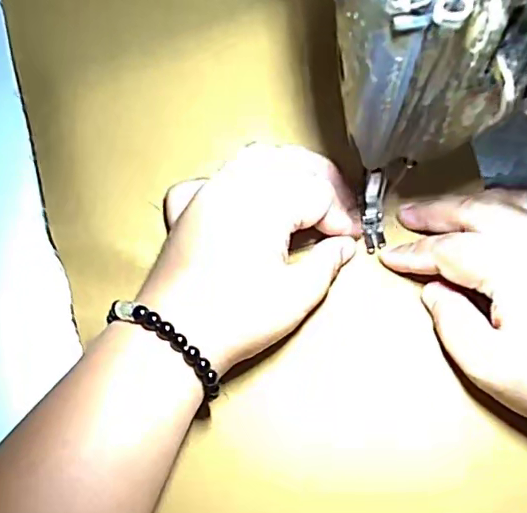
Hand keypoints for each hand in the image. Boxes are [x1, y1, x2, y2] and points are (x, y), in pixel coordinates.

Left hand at [134, 144, 364, 372]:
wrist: (174, 337)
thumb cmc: (234, 319)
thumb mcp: (296, 297)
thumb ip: (326, 265)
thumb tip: (342, 248)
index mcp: (266, 198)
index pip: (318, 192)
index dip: (341, 215)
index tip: (352, 240)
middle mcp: (234, 183)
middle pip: (289, 163)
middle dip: (320, 184)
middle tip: (339, 214)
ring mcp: (206, 193)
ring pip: (253, 161)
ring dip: (285, 175)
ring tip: (304, 203)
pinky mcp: (185, 212)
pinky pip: (216, 181)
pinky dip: (239, 185)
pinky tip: (248, 203)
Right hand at [378, 189, 526, 446]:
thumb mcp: (486, 363)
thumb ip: (451, 322)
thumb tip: (435, 294)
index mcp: (513, 260)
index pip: (449, 248)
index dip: (415, 253)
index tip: (391, 256)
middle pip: (479, 210)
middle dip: (439, 212)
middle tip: (410, 215)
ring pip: (513, 203)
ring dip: (475, 204)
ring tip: (449, 210)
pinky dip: (508, 209)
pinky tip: (501, 222)